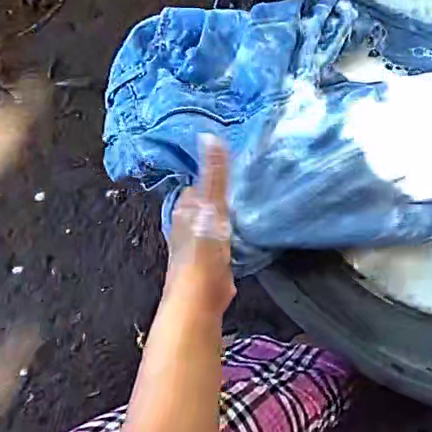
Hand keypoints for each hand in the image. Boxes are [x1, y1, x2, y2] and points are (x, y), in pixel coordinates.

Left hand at [165, 136, 235, 315]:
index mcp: (184, 210)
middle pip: (204, 206)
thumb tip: (208, 135)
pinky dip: (231, 239)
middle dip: (219, 198)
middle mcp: (186, 227)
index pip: (196, 186)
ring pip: (212, 225)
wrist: (201, 296)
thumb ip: (214, 173)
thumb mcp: (211, 204)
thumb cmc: (203, 248)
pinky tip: (244, 237)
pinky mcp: (210, 265)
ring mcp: (197, 248)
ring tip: (247, 207)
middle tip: (243, 186)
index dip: (210, 176)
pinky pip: (222, 244)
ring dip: (225, 218)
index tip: (231, 168)